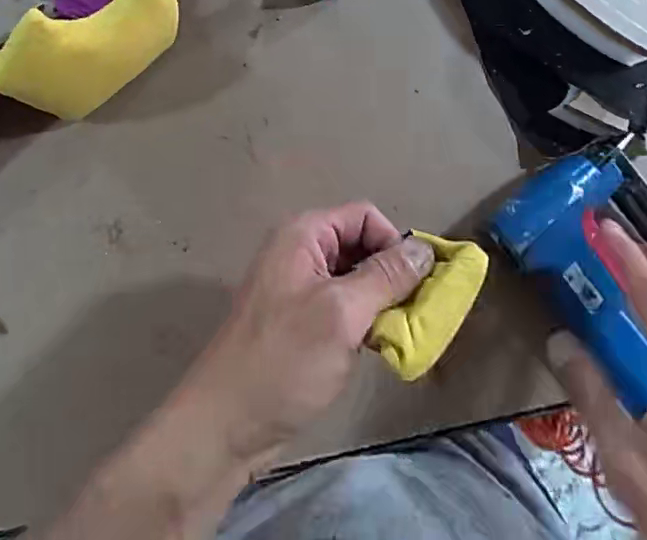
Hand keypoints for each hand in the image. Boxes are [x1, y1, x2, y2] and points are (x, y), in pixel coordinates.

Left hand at [173, 202, 435, 466]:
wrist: (221, 429)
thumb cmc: (282, 361)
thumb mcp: (342, 314)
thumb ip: (387, 276)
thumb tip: (425, 248)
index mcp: (304, 235)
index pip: (365, 217)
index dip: (393, 243)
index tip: (414, 283)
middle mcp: (299, 252)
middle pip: (361, 245)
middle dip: (390, 274)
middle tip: (412, 310)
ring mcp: (297, 288)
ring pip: (355, 278)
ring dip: (380, 301)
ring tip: (396, 332)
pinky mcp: (299, 322)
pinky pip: (343, 305)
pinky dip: (364, 320)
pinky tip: (374, 347)